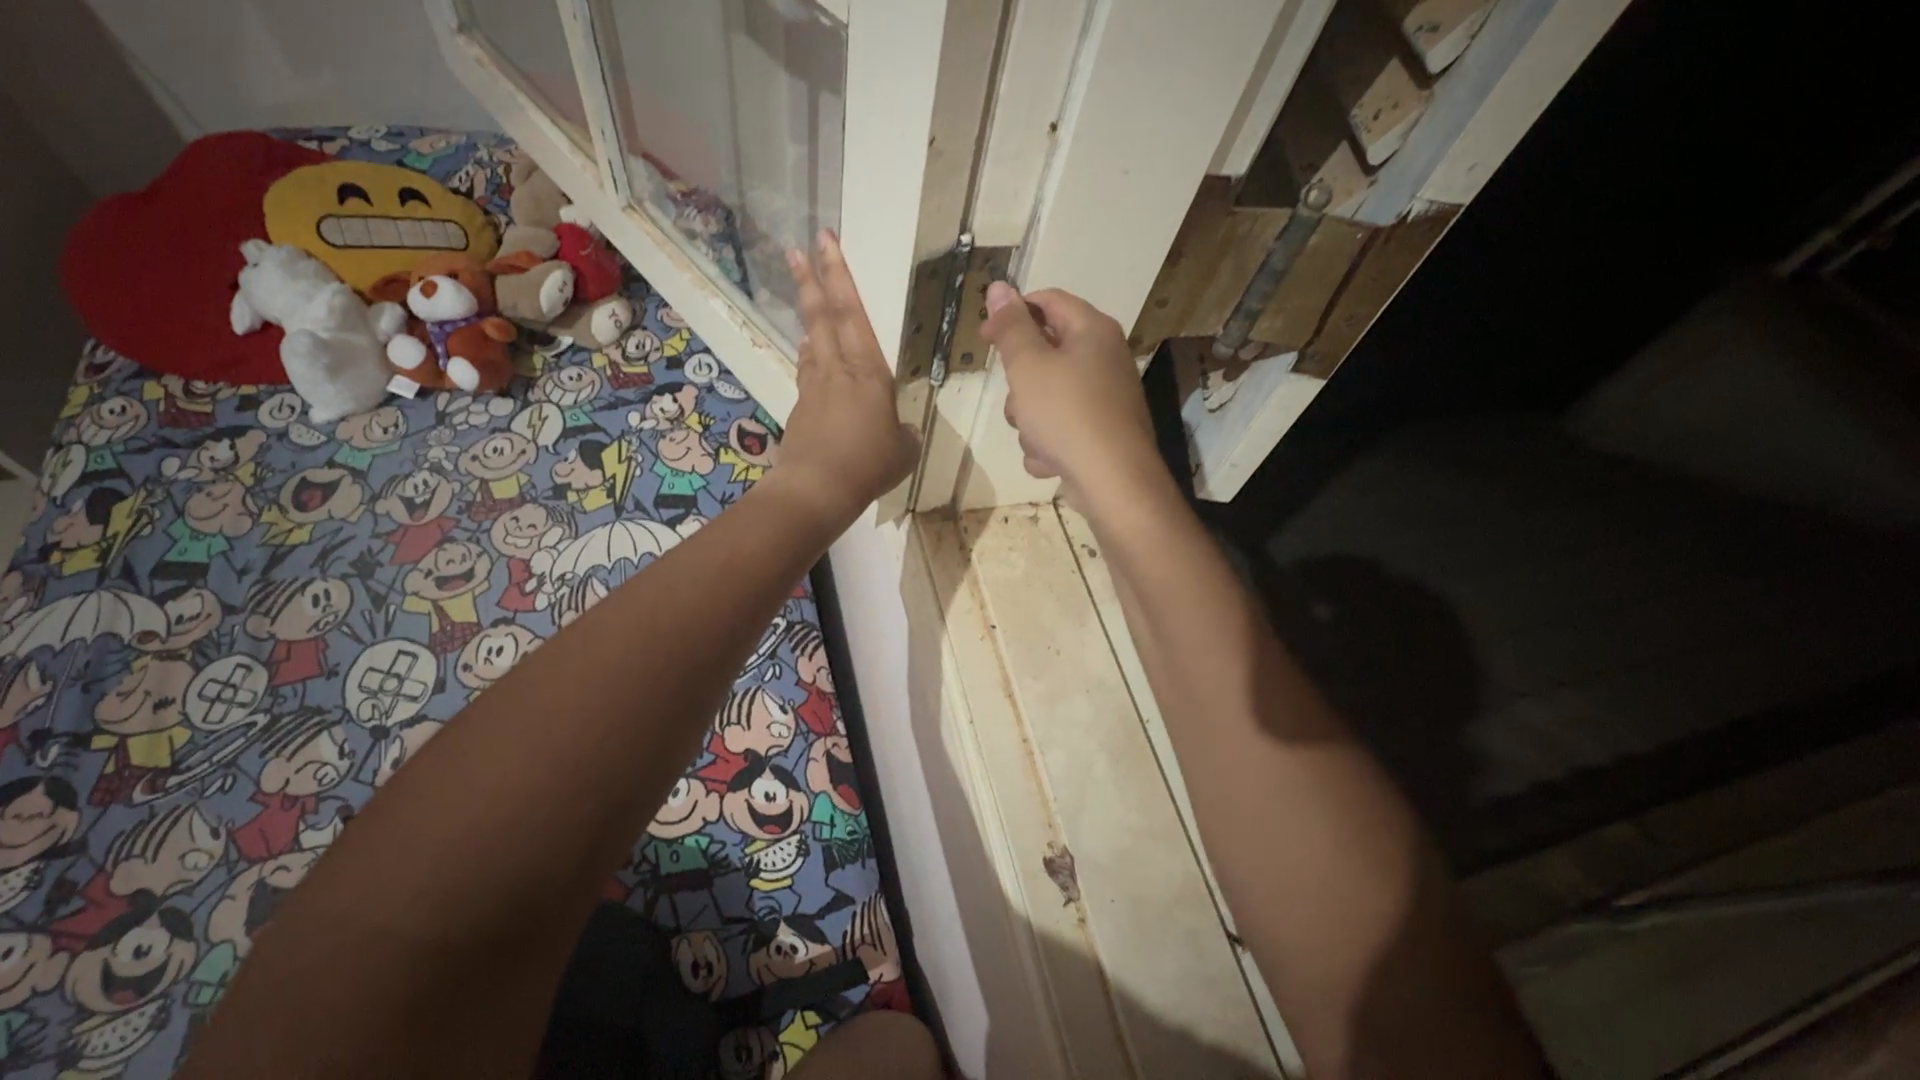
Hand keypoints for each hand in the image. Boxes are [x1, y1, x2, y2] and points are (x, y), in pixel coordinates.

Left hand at [771, 230, 918, 523]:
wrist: (815, 490)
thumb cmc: (868, 465)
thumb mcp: (904, 452)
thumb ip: (905, 434)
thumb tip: (901, 432)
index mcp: (868, 372)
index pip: (853, 311)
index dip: (840, 274)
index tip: (826, 242)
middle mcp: (837, 369)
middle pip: (822, 314)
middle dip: (811, 278)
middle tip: (799, 248)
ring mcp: (814, 387)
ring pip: (811, 340)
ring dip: (809, 315)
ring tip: (809, 298)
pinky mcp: (801, 408)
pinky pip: (808, 372)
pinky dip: (811, 358)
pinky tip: (814, 360)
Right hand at [980, 283, 1165, 505]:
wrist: (1112, 480)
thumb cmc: (1066, 414)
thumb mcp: (1028, 366)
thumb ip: (1011, 326)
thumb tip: (999, 286)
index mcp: (1092, 330)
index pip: (1047, 300)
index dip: (1011, 313)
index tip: (984, 337)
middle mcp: (1104, 358)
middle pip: (1045, 353)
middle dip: (1021, 381)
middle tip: (1017, 399)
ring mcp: (1105, 398)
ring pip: (1048, 396)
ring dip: (1031, 419)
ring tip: (1036, 436)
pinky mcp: (1102, 432)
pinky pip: (1061, 427)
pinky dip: (1050, 442)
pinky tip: (1051, 459)